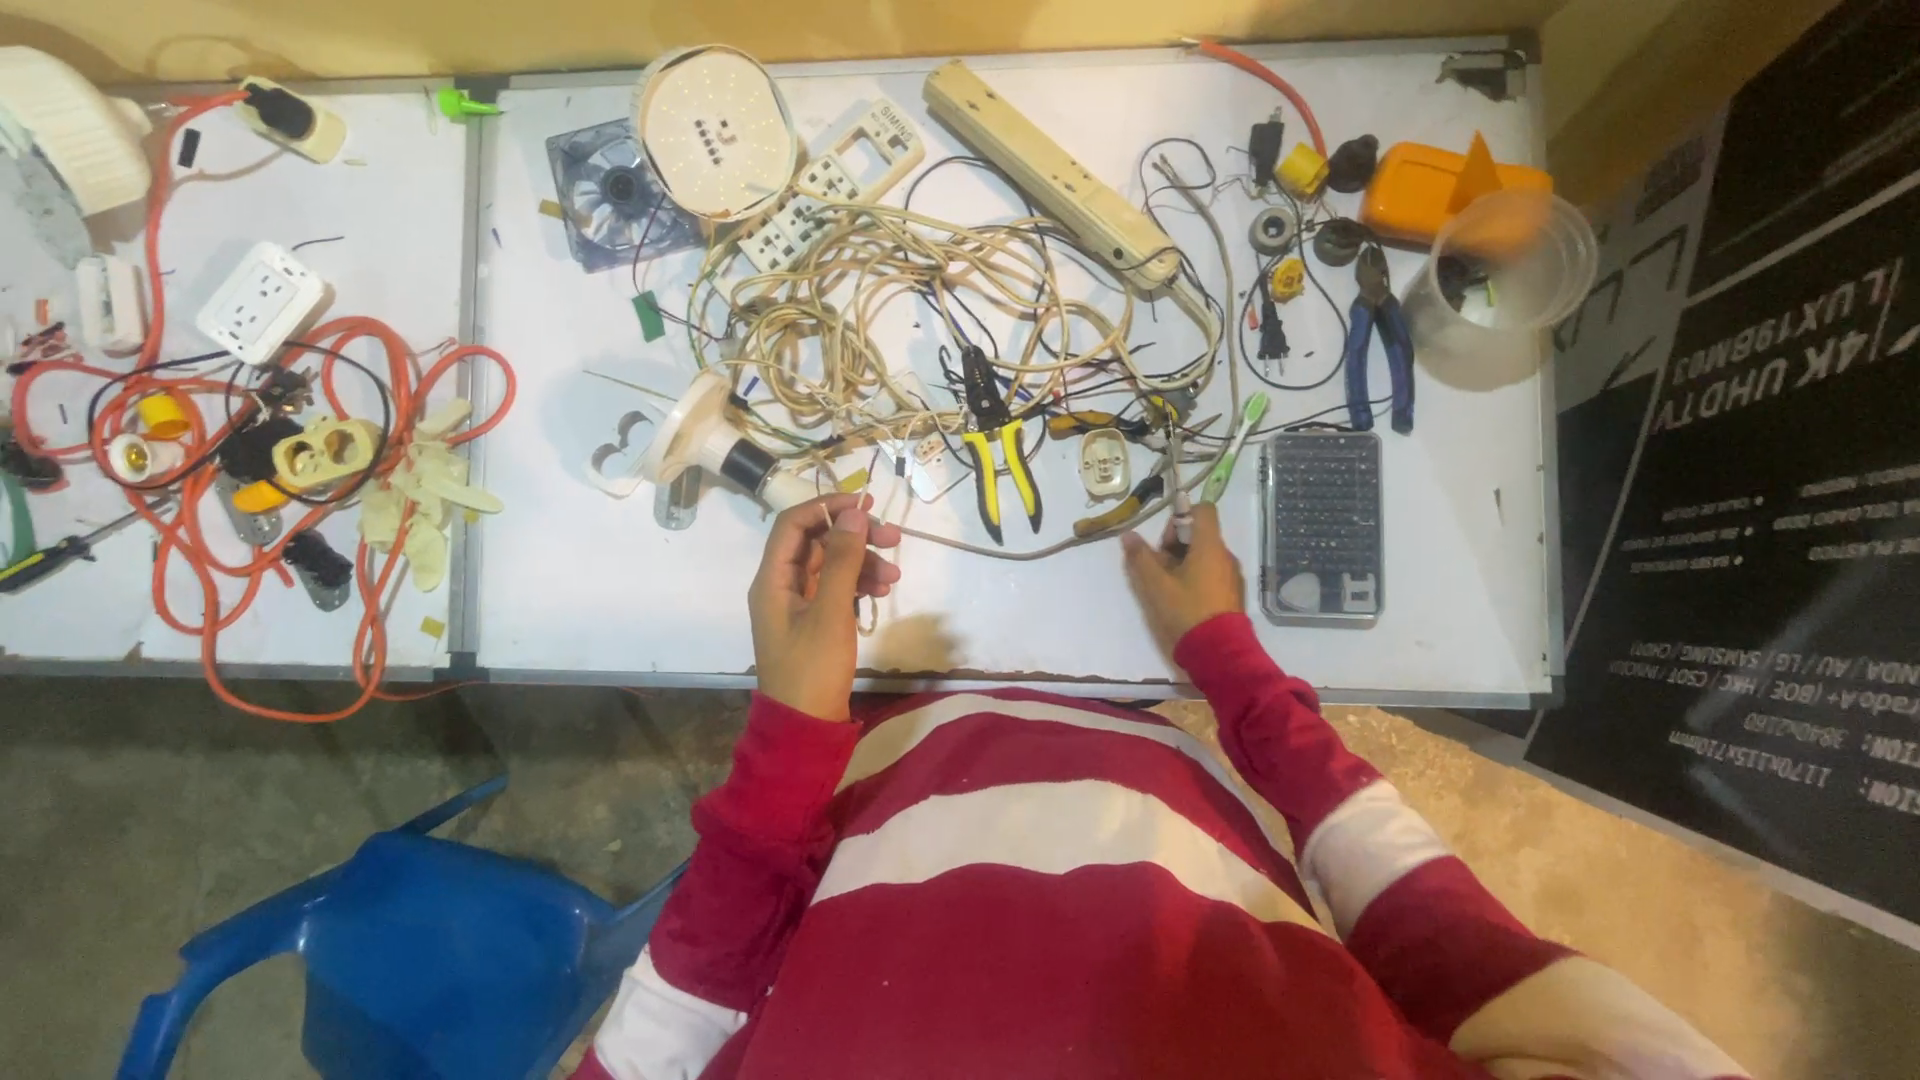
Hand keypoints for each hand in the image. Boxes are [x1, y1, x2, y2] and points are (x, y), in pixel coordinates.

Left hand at [748, 493, 902, 719]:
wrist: (806, 727)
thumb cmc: (813, 669)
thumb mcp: (831, 612)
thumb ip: (843, 560)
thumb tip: (855, 512)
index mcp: (772, 579)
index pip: (794, 524)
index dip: (828, 507)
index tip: (867, 506)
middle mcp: (781, 585)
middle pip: (817, 542)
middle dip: (855, 537)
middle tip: (894, 539)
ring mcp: (798, 604)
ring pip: (832, 565)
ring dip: (863, 563)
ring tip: (895, 579)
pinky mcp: (814, 621)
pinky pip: (837, 589)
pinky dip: (860, 585)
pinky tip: (883, 593)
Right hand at [1121, 502, 1244, 655]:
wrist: (1219, 651)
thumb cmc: (1186, 611)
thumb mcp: (1155, 584)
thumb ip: (1140, 557)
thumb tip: (1128, 534)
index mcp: (1210, 546)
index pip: (1203, 510)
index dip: (1182, 516)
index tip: (1165, 540)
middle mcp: (1225, 555)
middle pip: (1200, 534)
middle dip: (1176, 544)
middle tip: (1159, 568)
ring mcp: (1232, 575)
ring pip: (1205, 556)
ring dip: (1184, 562)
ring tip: (1167, 587)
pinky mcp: (1232, 594)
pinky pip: (1213, 574)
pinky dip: (1196, 577)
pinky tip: (1183, 599)